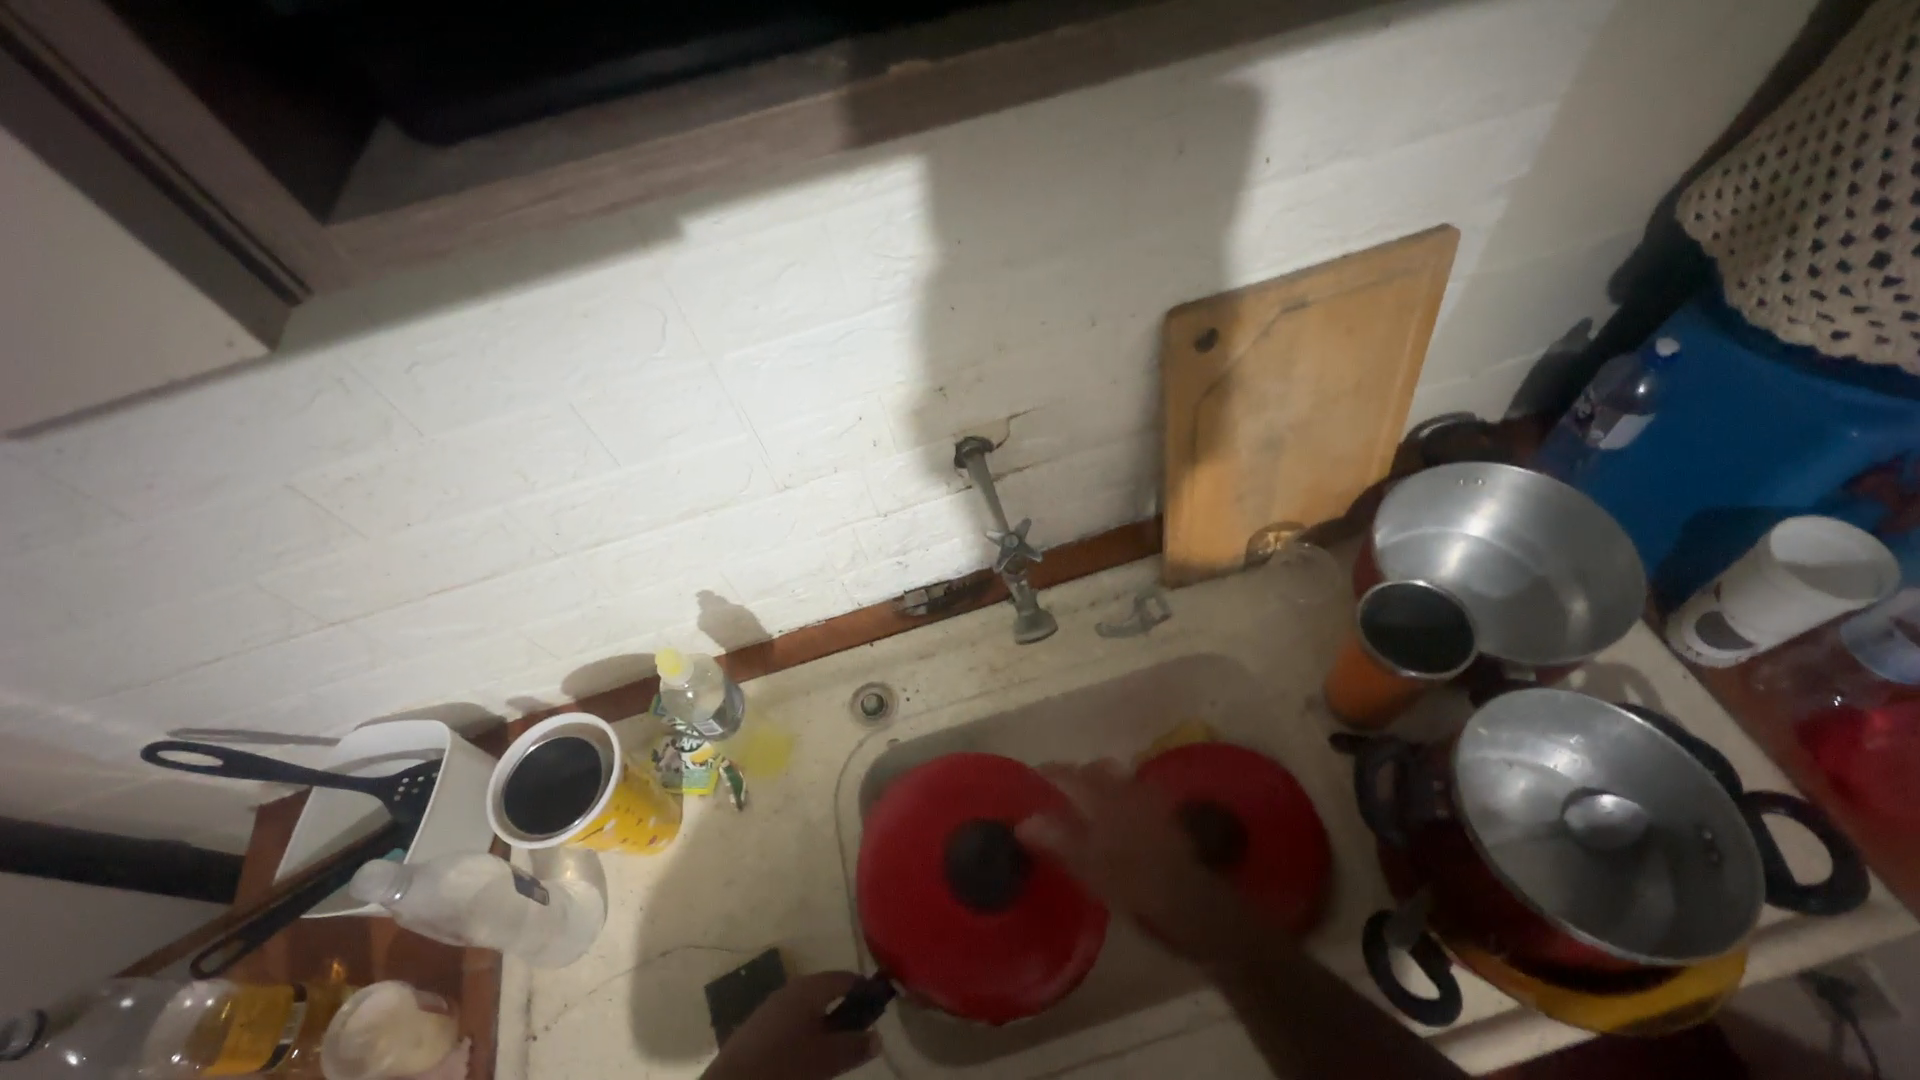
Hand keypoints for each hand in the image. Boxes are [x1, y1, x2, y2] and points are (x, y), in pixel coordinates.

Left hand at [701, 972, 879, 1079]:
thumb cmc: (784, 1067)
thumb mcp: (826, 1060)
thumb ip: (855, 1046)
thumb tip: (877, 1037)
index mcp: (809, 988)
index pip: (846, 978)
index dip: (865, 991)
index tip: (879, 1009)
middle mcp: (790, 990)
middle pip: (827, 992)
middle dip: (845, 1011)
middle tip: (858, 1035)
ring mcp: (771, 1007)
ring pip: (808, 1009)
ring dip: (825, 1025)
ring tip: (835, 1051)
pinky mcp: (757, 1028)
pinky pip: (792, 1022)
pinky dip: (806, 1033)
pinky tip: (806, 1058)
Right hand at [1016, 759, 1260, 967]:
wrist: (1198, 908)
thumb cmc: (1140, 890)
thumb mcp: (1092, 870)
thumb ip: (1058, 840)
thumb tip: (1023, 821)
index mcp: (1105, 799)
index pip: (1069, 774)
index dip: (1048, 774)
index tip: (1029, 779)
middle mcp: (1128, 791)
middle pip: (1094, 772)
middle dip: (1072, 777)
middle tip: (1052, 796)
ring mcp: (1152, 803)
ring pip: (1117, 781)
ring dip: (1097, 786)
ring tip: (1081, 808)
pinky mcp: (1168, 819)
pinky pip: (1136, 796)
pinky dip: (1119, 799)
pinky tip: (1115, 822)